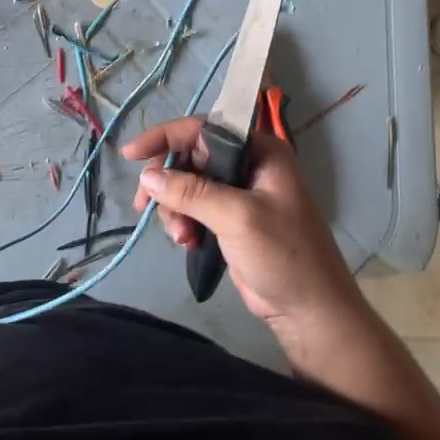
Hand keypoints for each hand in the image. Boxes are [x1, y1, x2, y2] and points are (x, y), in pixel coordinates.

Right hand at [122, 116, 364, 325]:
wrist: (309, 309)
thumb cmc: (283, 255)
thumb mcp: (237, 217)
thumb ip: (192, 192)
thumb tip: (148, 177)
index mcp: (260, 151)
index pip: (203, 129)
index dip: (165, 137)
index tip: (131, 155)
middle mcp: (249, 166)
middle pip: (191, 157)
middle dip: (169, 183)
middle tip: (148, 207)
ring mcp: (239, 194)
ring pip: (187, 186)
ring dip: (174, 209)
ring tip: (181, 237)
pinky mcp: (230, 221)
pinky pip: (193, 209)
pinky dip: (182, 222)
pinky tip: (187, 243)